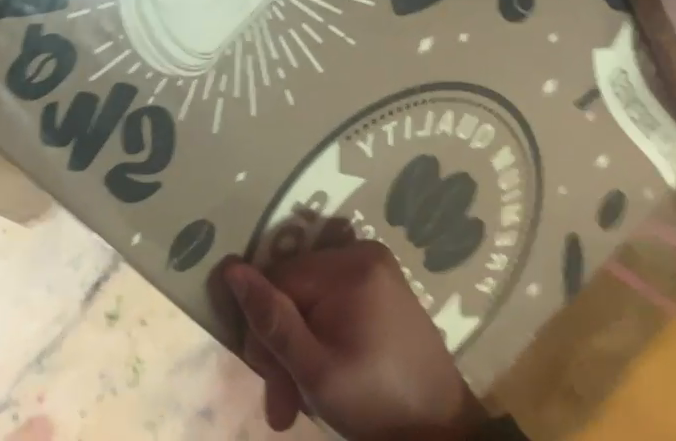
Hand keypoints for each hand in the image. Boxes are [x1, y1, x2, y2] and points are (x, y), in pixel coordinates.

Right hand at [221, 243, 486, 439]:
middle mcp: (363, 254)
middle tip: (283, 401)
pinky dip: (320, 338)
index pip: (276, 282)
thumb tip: (231, 268)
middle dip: (281, 346)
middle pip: (292, 291)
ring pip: (307, 300)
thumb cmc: (378, 406)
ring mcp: (377, 271)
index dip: (263, 331)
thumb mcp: (316, 371)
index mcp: (352, 266)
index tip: (270, 383)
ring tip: (299, 398)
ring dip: (297, 348)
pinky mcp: (383, 290)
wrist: (445, 439)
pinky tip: (321, 374)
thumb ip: (272, 320)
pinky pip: (330, 302)